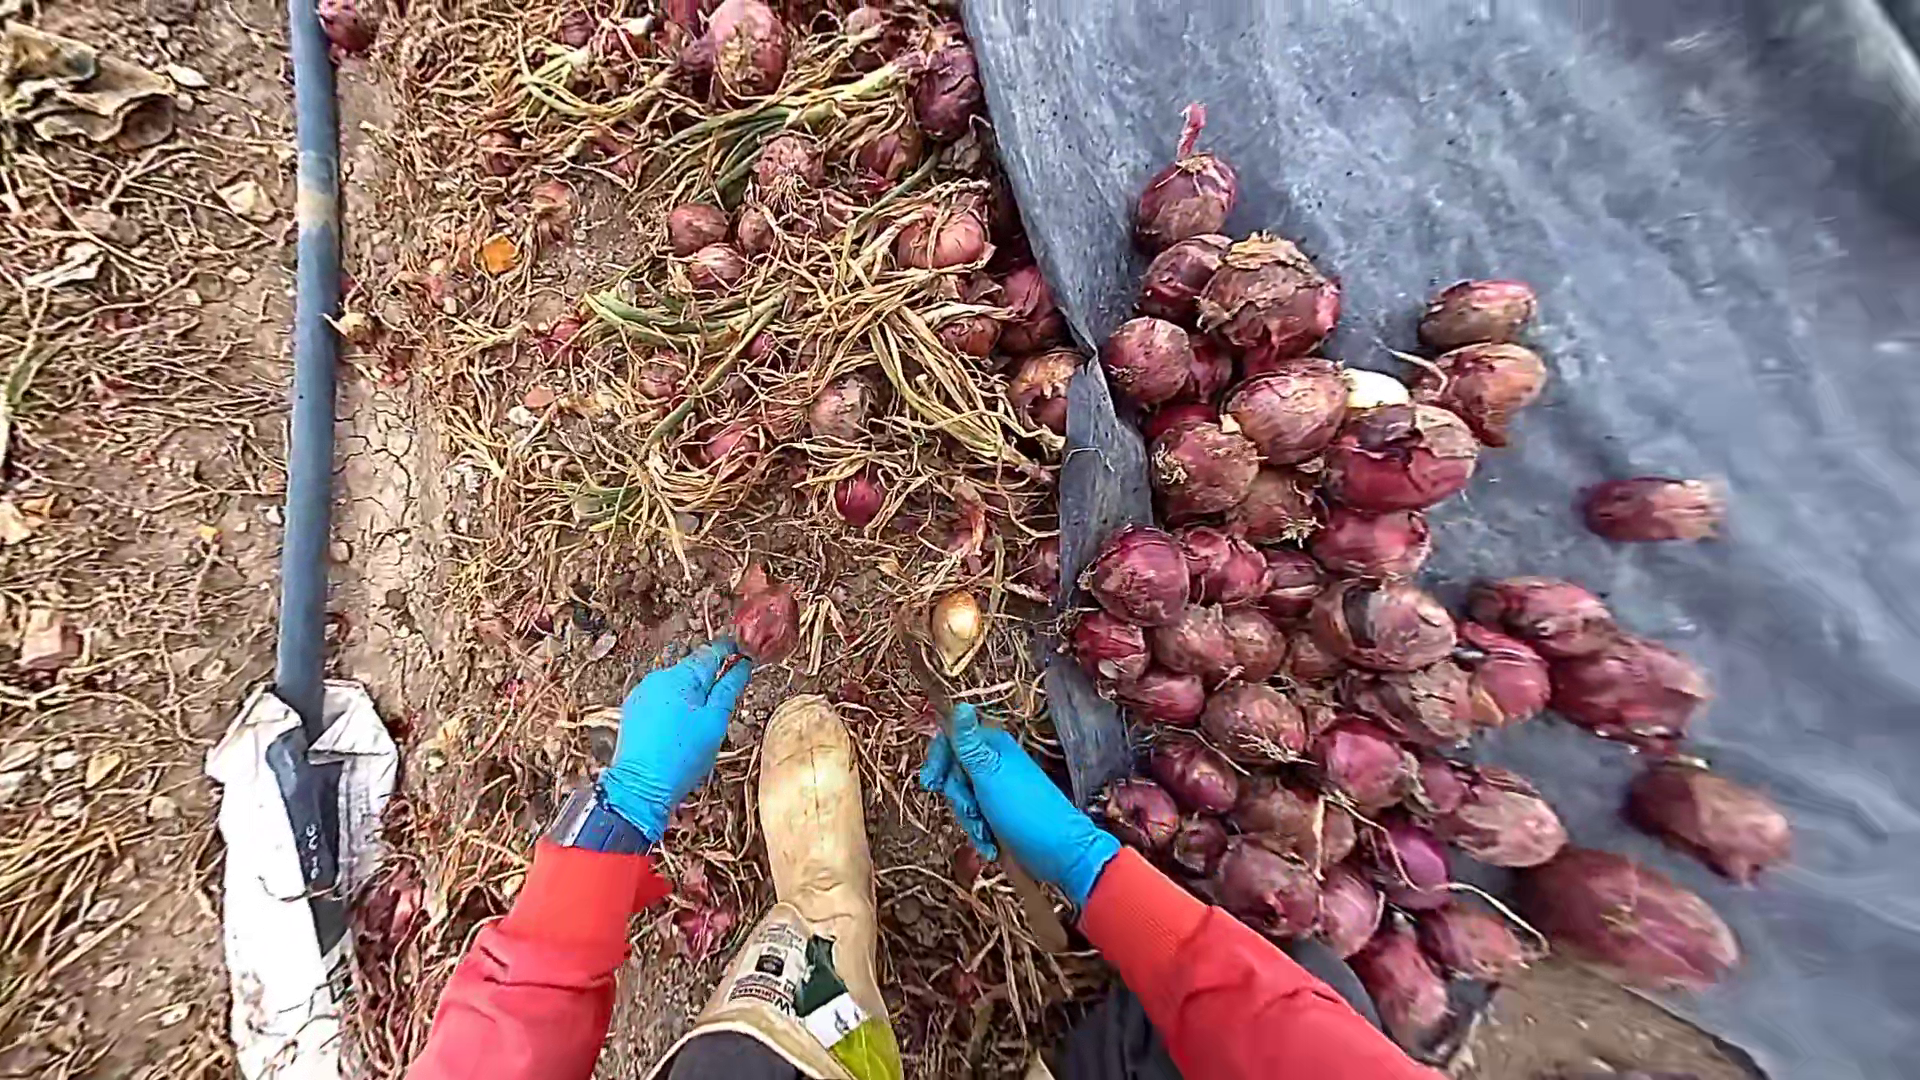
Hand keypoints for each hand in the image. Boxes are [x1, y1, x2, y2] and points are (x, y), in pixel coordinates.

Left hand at [601, 639, 753, 842]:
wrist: (640, 788)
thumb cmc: (682, 756)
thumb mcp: (716, 720)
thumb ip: (730, 687)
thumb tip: (743, 665)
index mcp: (681, 677)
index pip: (712, 652)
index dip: (731, 651)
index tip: (745, 653)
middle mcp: (659, 678)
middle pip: (693, 666)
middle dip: (712, 674)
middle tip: (729, 690)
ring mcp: (644, 693)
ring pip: (678, 681)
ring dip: (694, 689)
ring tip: (705, 714)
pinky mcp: (635, 709)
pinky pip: (663, 695)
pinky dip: (677, 700)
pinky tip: (684, 721)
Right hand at [918, 703, 1119, 906]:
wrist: (1059, 854)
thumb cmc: (1024, 810)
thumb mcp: (989, 774)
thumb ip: (968, 743)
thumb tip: (961, 703)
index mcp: (993, 746)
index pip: (952, 739)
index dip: (938, 759)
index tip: (931, 782)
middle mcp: (994, 764)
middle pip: (953, 771)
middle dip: (957, 795)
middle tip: (971, 809)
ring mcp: (996, 790)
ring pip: (962, 797)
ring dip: (969, 818)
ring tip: (985, 832)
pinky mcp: (998, 815)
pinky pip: (974, 818)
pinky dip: (979, 833)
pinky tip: (990, 845)